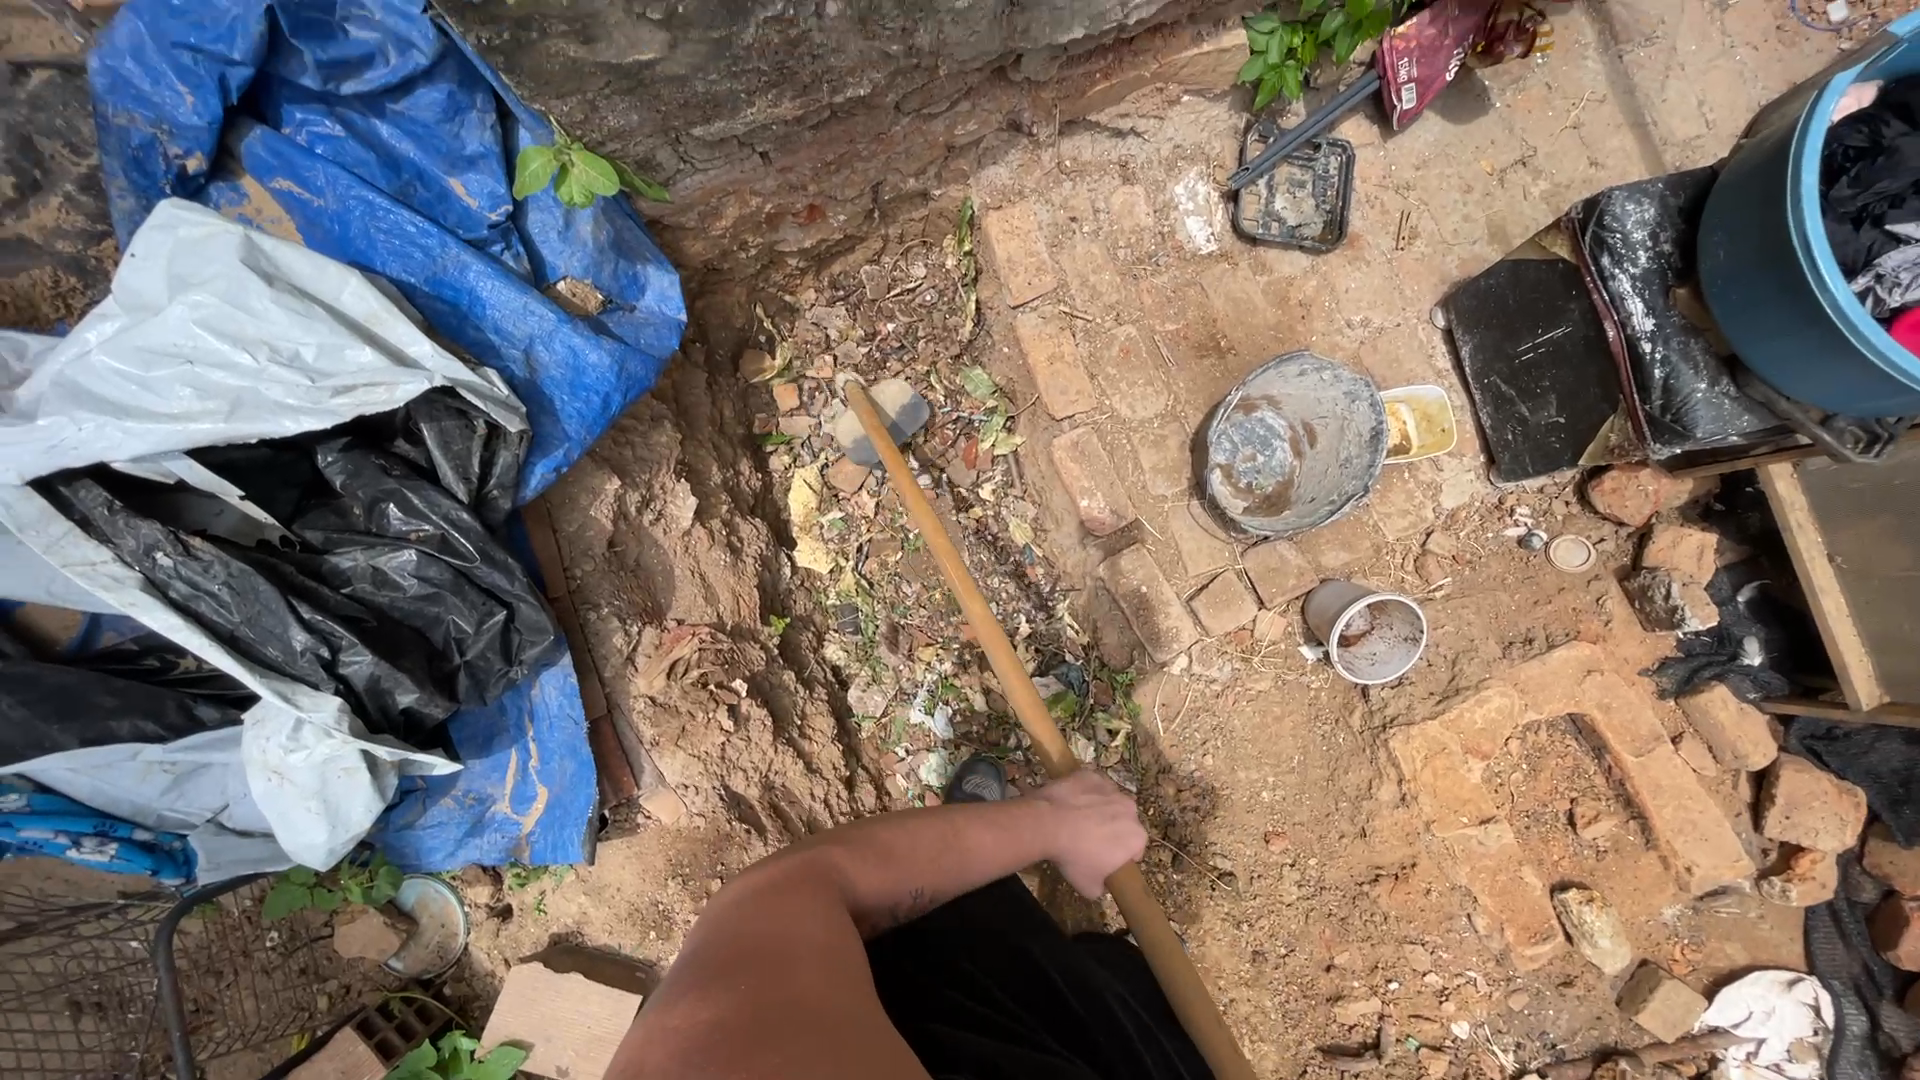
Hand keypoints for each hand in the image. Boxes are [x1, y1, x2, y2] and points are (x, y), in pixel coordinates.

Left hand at [1029, 770, 1147, 897]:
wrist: (1047, 822)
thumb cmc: (1073, 857)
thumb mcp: (1089, 887)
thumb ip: (1102, 888)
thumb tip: (1100, 884)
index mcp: (1137, 836)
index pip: (1136, 848)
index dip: (1122, 855)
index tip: (1106, 859)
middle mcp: (1130, 808)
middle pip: (1125, 821)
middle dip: (1113, 829)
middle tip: (1091, 839)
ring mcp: (1110, 787)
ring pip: (1110, 800)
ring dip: (1100, 809)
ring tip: (1078, 819)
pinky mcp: (1090, 775)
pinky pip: (1091, 785)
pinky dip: (1084, 792)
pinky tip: (1070, 802)